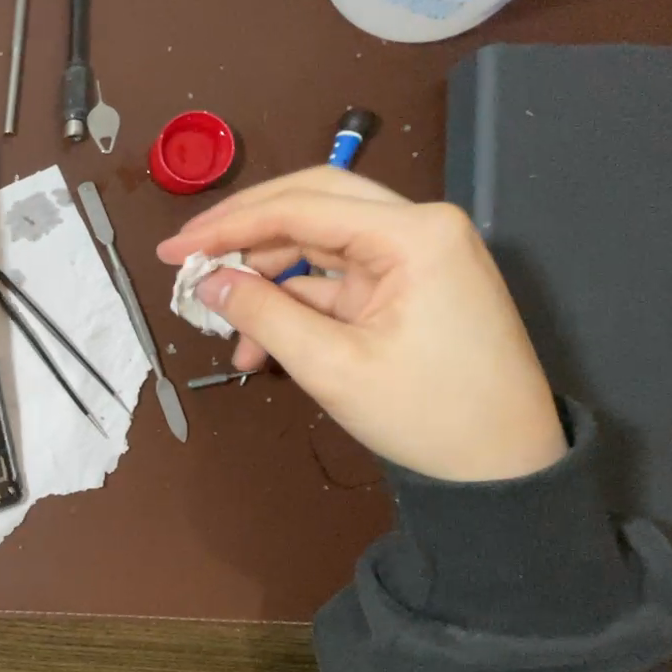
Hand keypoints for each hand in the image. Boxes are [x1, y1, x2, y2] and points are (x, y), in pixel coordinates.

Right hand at [156, 167, 566, 482]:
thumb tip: (205, 282)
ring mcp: (411, 257)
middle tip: (186, 257)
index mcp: (413, 234)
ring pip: (314, 245)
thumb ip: (262, 314)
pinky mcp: (402, 287)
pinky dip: (289, 307)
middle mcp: (416, 228)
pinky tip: (259, 347)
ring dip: (263, 281)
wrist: (502, 466)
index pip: (300, 208)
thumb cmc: (424, 413)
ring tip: (224, 329)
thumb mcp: (330, 366)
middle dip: (243, 231)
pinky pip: (329, 281)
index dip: (226, 227)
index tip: (170, 251)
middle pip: (310, 204)